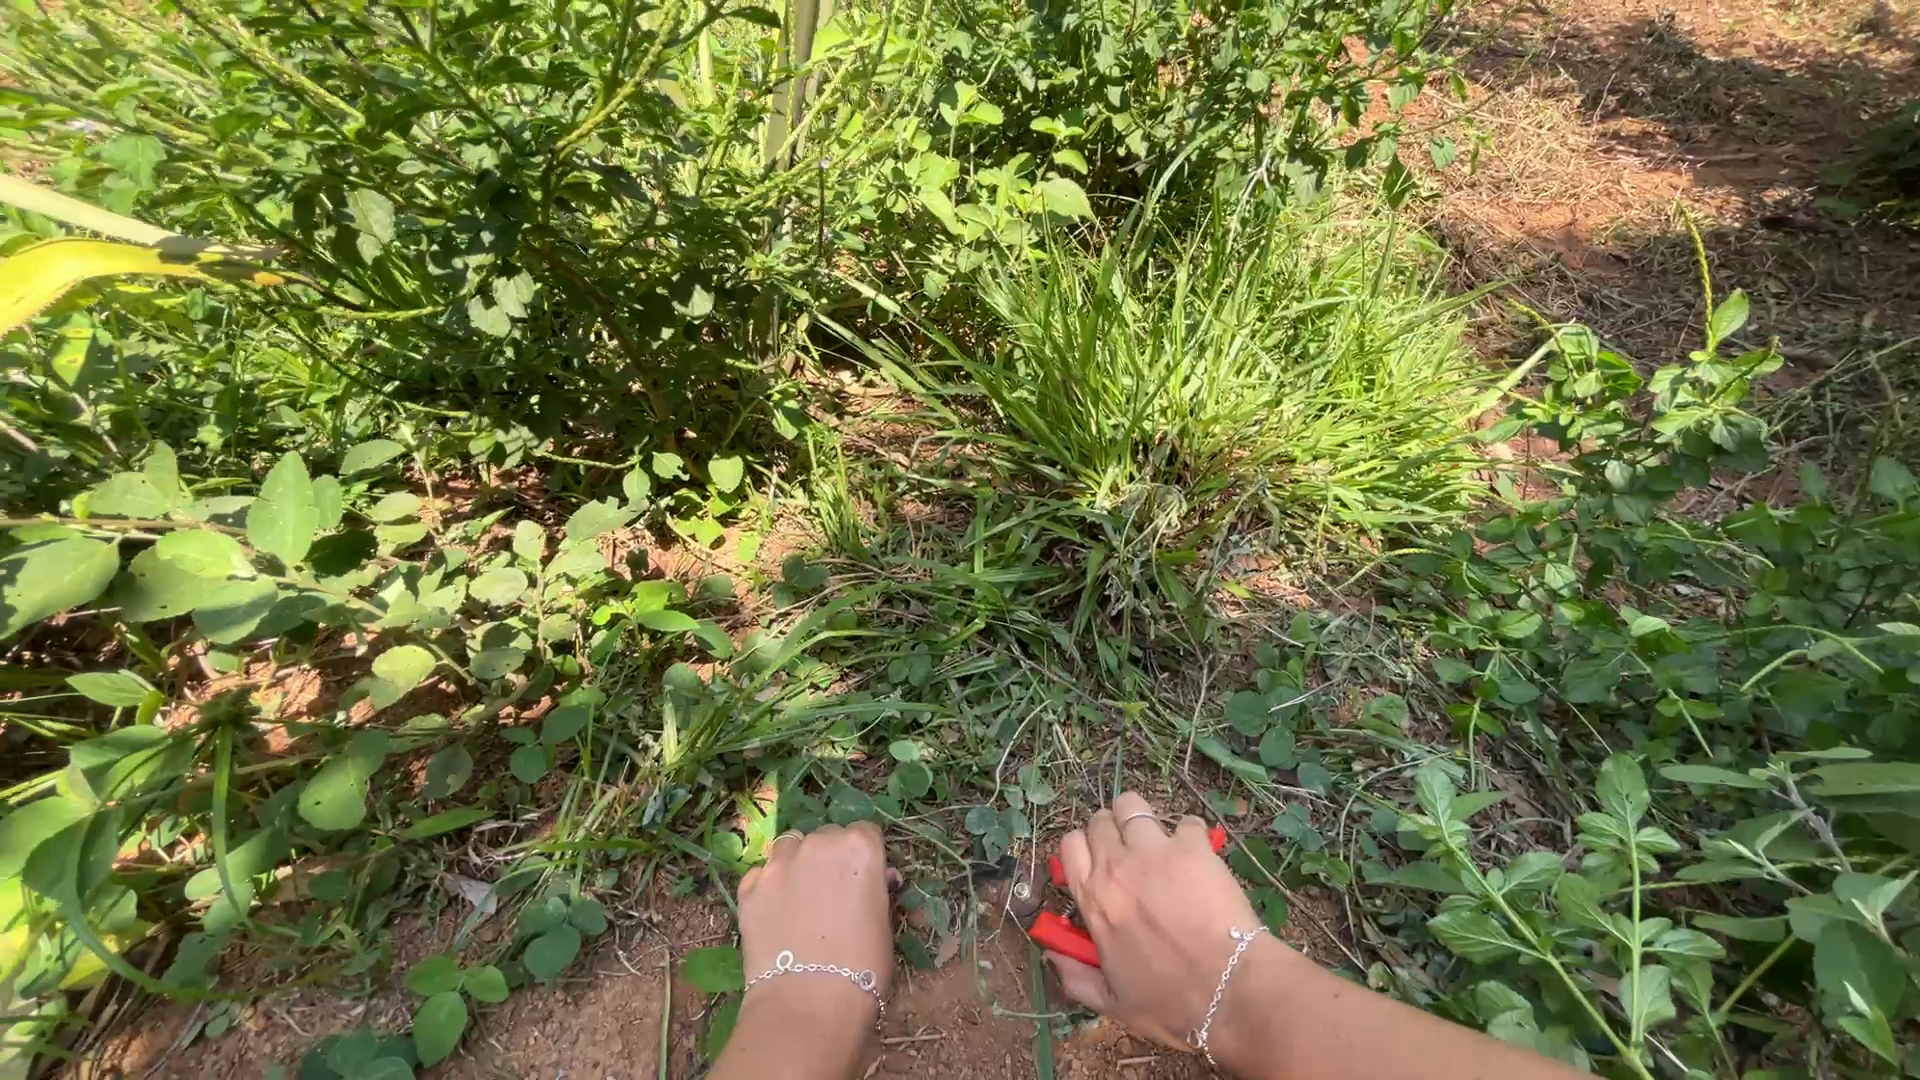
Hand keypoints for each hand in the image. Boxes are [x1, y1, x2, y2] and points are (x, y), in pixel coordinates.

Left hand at [736, 823, 894, 1020]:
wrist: (808, 1004)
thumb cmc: (862, 966)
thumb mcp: (883, 921)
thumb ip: (875, 888)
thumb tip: (874, 879)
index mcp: (859, 847)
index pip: (865, 832)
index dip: (865, 855)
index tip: (863, 877)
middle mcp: (819, 843)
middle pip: (827, 836)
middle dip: (830, 857)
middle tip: (831, 892)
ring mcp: (780, 863)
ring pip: (790, 846)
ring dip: (797, 862)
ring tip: (799, 897)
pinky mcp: (750, 887)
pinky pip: (761, 874)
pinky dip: (768, 886)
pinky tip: (774, 912)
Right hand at [1048, 792, 1270, 1049]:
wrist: (1231, 993)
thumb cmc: (1173, 1003)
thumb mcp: (1115, 1003)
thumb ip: (1077, 978)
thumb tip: (1051, 955)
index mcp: (1095, 899)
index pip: (1070, 845)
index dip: (1082, 847)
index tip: (1097, 861)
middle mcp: (1117, 866)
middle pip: (1099, 820)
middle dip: (1110, 829)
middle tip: (1128, 851)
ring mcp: (1154, 852)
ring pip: (1132, 806)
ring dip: (1141, 819)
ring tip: (1156, 839)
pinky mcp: (1192, 847)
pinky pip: (1185, 822)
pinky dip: (1190, 834)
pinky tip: (1197, 853)